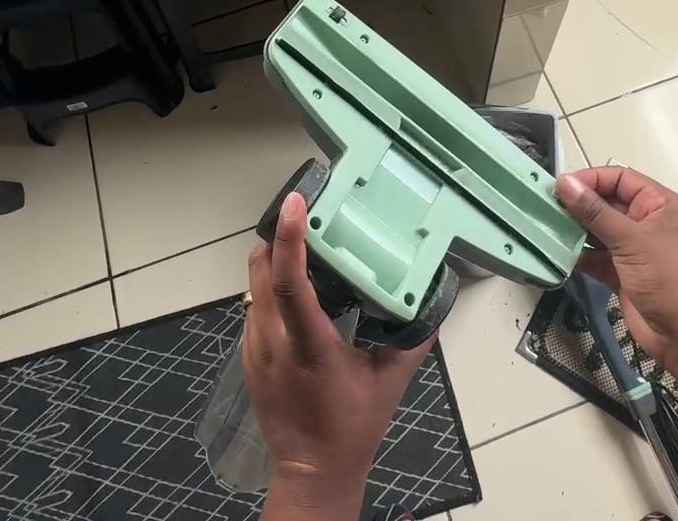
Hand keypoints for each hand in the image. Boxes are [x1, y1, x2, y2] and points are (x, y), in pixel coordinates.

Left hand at [243, 192, 434, 512]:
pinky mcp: (247, 355)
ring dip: (274, 258)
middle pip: (261, 271)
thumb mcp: (390, 380)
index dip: (290, 238)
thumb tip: (430, 295)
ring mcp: (254, 349)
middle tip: (303, 212)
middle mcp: (272, 344)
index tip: (295, 203)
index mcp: (309, 348)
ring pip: (253, 285)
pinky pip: (254, 305)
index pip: (289, 283)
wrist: (311, 474)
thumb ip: (412, 335)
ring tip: (303, 243)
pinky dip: (271, 285)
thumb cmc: (352, 428)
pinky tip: (297, 287)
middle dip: (278, 235)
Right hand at [555, 166, 677, 361]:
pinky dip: (578, 256)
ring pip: (597, 231)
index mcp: (659, 205)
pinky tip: (558, 254)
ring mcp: (633, 250)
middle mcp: (646, 223)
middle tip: (546, 207)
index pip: (619, 179)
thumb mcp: (632, 240)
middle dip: (578, 205)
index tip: (561, 187)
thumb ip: (595, 212)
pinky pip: (595, 257)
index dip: (591, 179)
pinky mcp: (621, 274)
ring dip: (575, 230)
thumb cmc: (672, 280)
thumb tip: (565, 183)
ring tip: (547, 228)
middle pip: (606, 203)